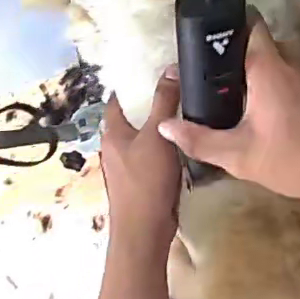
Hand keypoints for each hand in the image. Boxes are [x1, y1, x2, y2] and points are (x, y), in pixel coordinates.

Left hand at [99, 73, 182, 257]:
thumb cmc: (146, 180)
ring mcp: (128, 165)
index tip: (156, 69)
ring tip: (186, 108)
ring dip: (161, 124)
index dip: (133, 82)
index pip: (118, 99)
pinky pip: (154, 153)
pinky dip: (166, 143)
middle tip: (178, 85)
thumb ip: (164, 102)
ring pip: (144, 136)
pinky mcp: (142, 179)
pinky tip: (185, 139)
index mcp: (113, 133)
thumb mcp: (157, 135)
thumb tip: (170, 68)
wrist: (144, 230)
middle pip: (133, 116)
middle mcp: (116, 146)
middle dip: (152, 102)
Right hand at [158, 20, 299, 202]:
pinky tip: (256, 107)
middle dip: (233, 53)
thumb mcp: (240, 155)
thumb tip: (165, 128)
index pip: (249, 21)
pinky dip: (270, 80)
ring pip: (274, 56)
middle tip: (207, 75)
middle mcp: (290, 58)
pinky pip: (287, 70)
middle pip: (257, 40)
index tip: (204, 37)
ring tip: (227, 93)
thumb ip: (200, 140)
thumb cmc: (295, 158)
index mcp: (270, 64)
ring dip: (253, 69)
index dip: (226, 22)